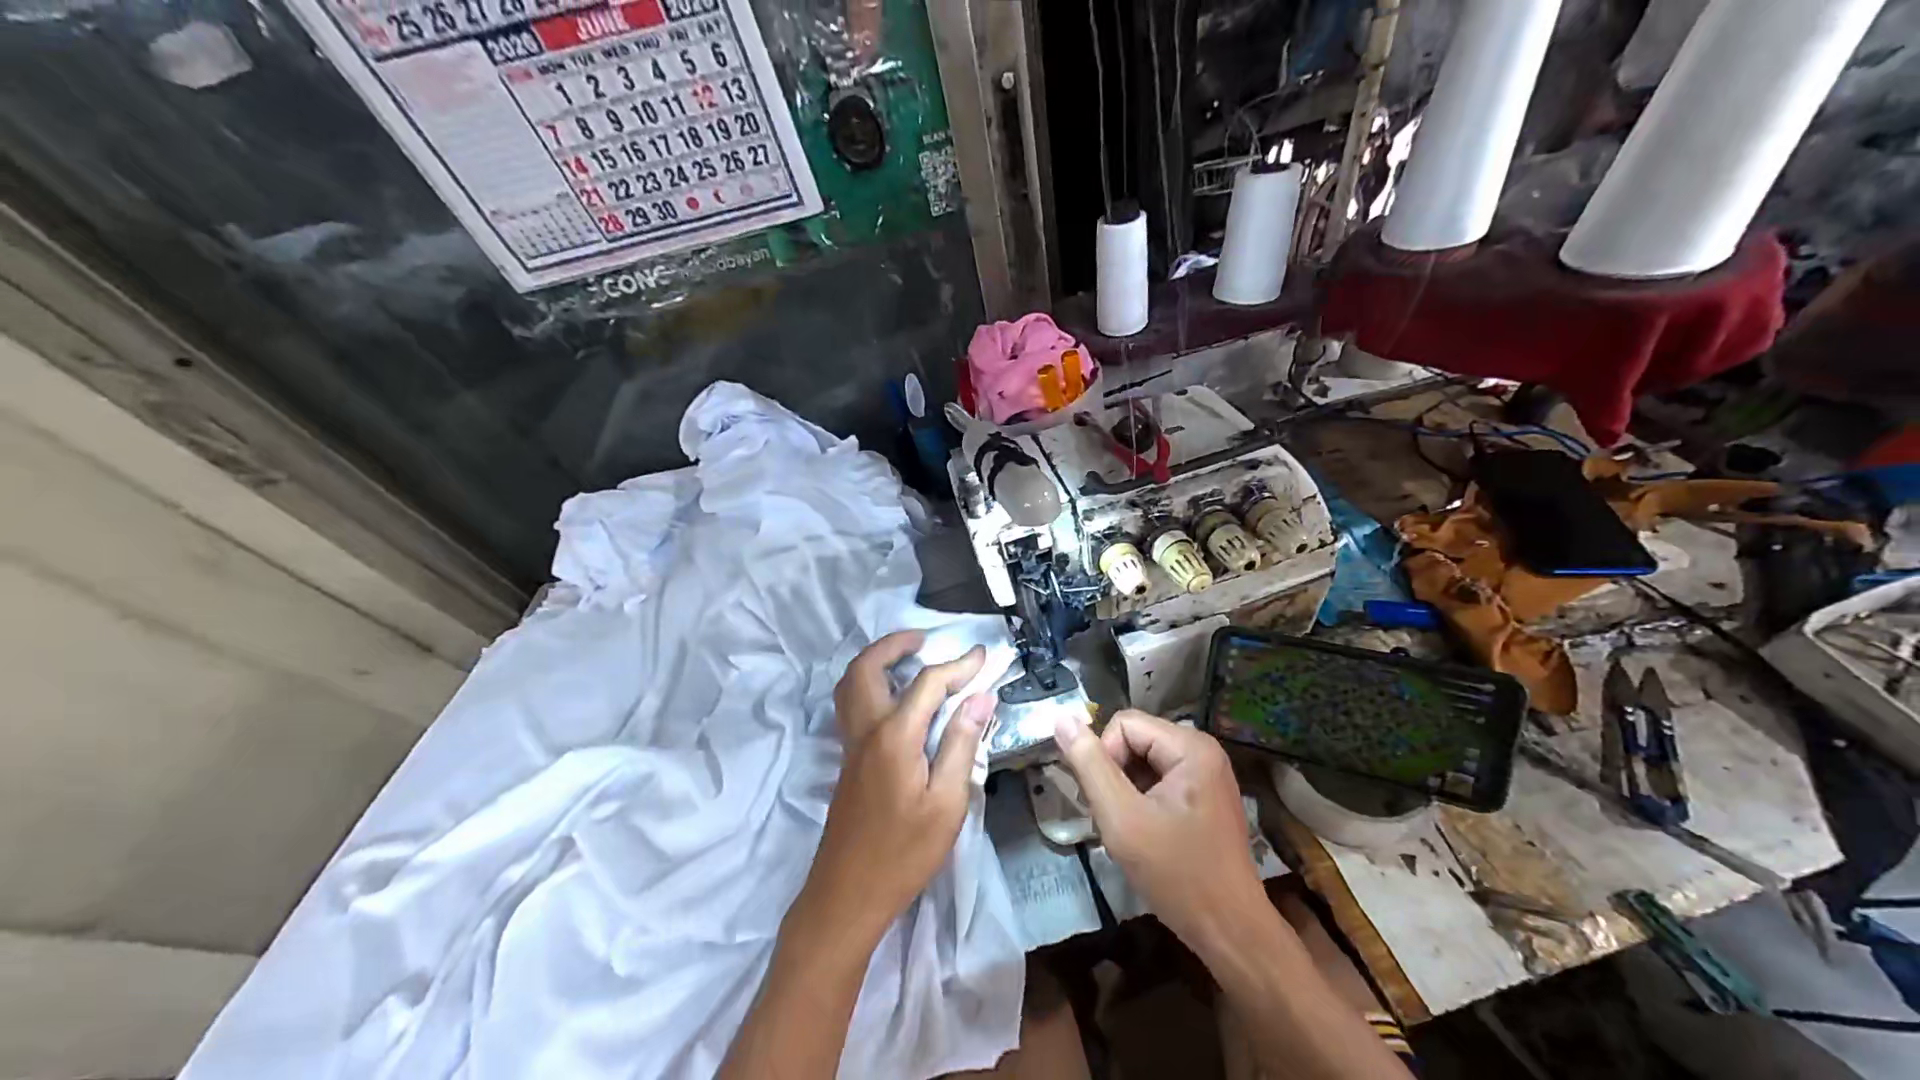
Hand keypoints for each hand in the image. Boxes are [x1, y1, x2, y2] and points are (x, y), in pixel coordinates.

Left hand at [802, 631, 994, 939]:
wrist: (848, 894)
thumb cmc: (905, 852)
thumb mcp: (947, 802)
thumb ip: (961, 743)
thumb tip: (980, 696)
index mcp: (894, 736)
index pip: (928, 683)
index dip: (959, 665)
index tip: (984, 654)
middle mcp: (866, 730)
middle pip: (868, 667)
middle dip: (895, 644)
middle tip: (925, 638)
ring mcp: (851, 744)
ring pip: (851, 683)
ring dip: (876, 660)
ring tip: (908, 658)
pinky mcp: (847, 759)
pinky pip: (852, 702)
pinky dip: (870, 683)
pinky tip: (895, 699)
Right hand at [1053, 709, 1269, 953]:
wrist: (1230, 932)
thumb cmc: (1177, 874)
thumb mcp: (1121, 817)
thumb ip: (1089, 765)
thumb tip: (1062, 719)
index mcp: (1191, 747)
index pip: (1123, 724)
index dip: (1104, 757)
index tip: (1109, 802)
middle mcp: (1203, 751)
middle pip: (1134, 740)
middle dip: (1113, 775)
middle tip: (1114, 819)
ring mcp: (1207, 774)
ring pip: (1143, 762)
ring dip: (1124, 791)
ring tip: (1128, 831)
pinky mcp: (1205, 797)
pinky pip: (1159, 780)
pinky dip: (1141, 801)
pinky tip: (1143, 835)